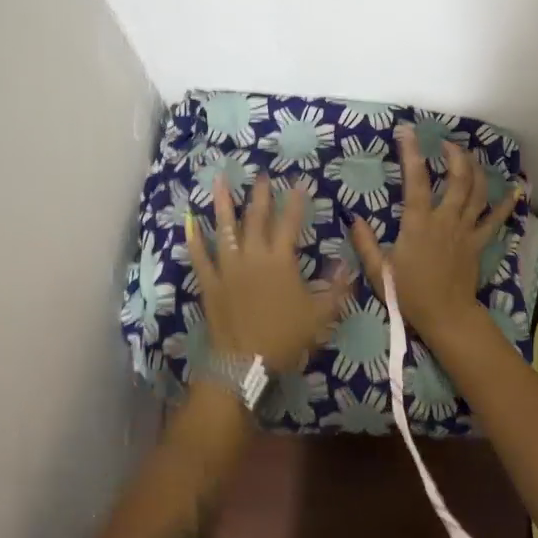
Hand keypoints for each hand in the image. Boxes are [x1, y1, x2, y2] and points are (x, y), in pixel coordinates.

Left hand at [187, 173, 352, 371]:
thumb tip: (347, 263)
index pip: (290, 223)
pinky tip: (190, 221)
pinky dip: (194, 238)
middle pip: (256, 218)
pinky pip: (199, 255)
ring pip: (225, 228)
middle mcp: (253, 256)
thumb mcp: (321, 315)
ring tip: (220, 180)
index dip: (296, 201)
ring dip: (223, 204)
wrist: (244, 362)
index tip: (300, 182)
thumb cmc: (286, 337)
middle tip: (262, 175)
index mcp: (281, 261)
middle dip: (261, 195)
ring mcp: (227, 268)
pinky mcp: (209, 282)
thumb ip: (336, 288)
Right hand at [349, 125, 521, 336]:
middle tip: (447, 142)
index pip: (416, 180)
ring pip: (477, 192)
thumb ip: (365, 243)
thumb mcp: (378, 270)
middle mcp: (445, 220)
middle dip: (454, 155)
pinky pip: (495, 220)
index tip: (407, 132)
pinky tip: (515, 190)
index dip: (412, 153)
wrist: (445, 316)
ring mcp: (465, 231)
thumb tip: (353, 219)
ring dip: (475, 170)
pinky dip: (505, 204)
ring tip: (469, 155)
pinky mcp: (478, 243)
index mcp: (418, 224)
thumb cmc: (408, 294)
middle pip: (457, 179)